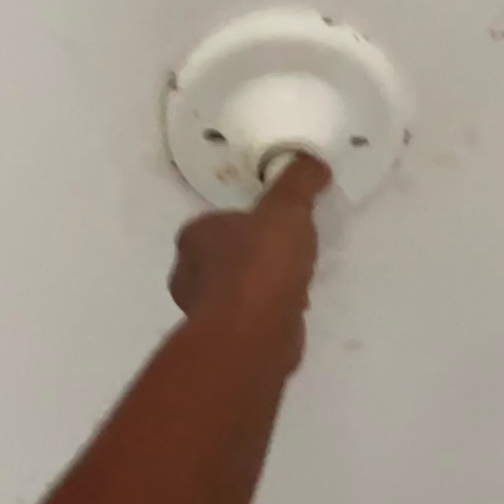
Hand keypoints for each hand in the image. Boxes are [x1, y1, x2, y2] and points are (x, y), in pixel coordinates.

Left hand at [168, 154, 330, 324]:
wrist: (254, 332)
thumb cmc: (260, 265)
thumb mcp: (286, 209)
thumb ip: (299, 183)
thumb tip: (313, 162)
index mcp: (194, 236)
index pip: (218, 222)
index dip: (247, 223)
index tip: (275, 227)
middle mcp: (190, 274)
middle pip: (225, 258)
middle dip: (253, 258)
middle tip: (287, 255)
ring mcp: (205, 312)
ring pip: (236, 292)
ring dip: (261, 289)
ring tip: (295, 285)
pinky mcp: (225, 341)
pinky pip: (249, 319)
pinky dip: (267, 314)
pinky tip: (291, 313)